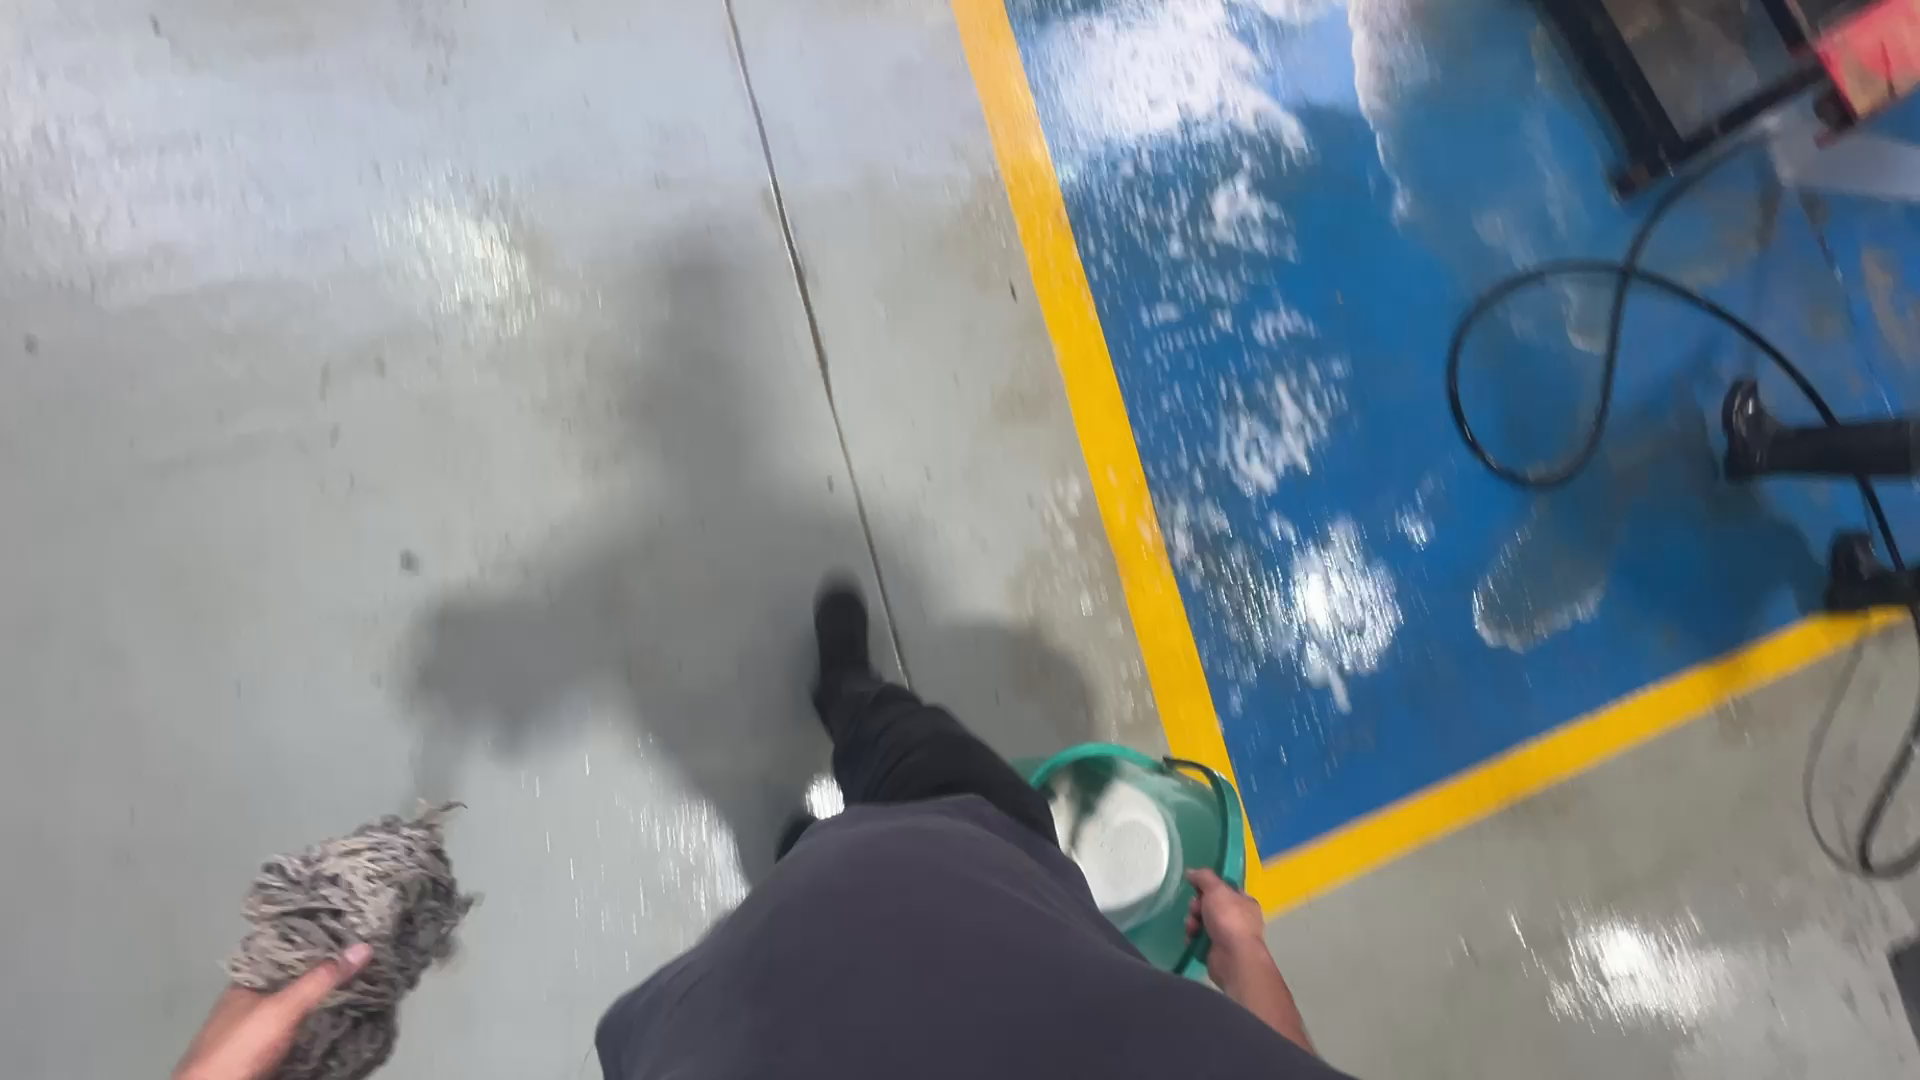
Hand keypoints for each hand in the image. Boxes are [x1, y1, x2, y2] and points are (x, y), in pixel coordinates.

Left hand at [173, 944, 372, 1079]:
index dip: (322, 937)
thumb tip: (365, 946)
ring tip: (371, 970)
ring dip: (333, 989)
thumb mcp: (281, 1008)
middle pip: (301, 973)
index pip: (291, 948)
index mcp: (250, 981)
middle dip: (333, 964)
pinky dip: (329, 1012)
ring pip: (306, 997)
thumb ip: (321, 978)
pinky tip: (353, 1003)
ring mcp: (264, 1023)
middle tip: (372, 948)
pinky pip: (309, 1019)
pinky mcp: (275, 1045)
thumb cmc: (239, 1047)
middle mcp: (256, 998)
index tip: (357, 928)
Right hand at [1184, 868, 1269, 981]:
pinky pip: (1199, 938)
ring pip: (1202, 921)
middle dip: (1197, 905)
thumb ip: (1203, 877)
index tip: (1198, 887)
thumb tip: (1190, 872)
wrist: (1233, 958)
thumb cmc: (1229, 918)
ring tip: (1192, 926)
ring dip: (1193, 921)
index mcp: (1245, 903)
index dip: (1210, 886)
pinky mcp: (1217, 951)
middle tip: (1195, 908)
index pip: (1225, 889)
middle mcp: (1239, 919)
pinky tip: (1192, 938)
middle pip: (1210, 905)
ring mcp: (1228, 937)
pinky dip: (1193, 937)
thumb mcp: (1216, 889)